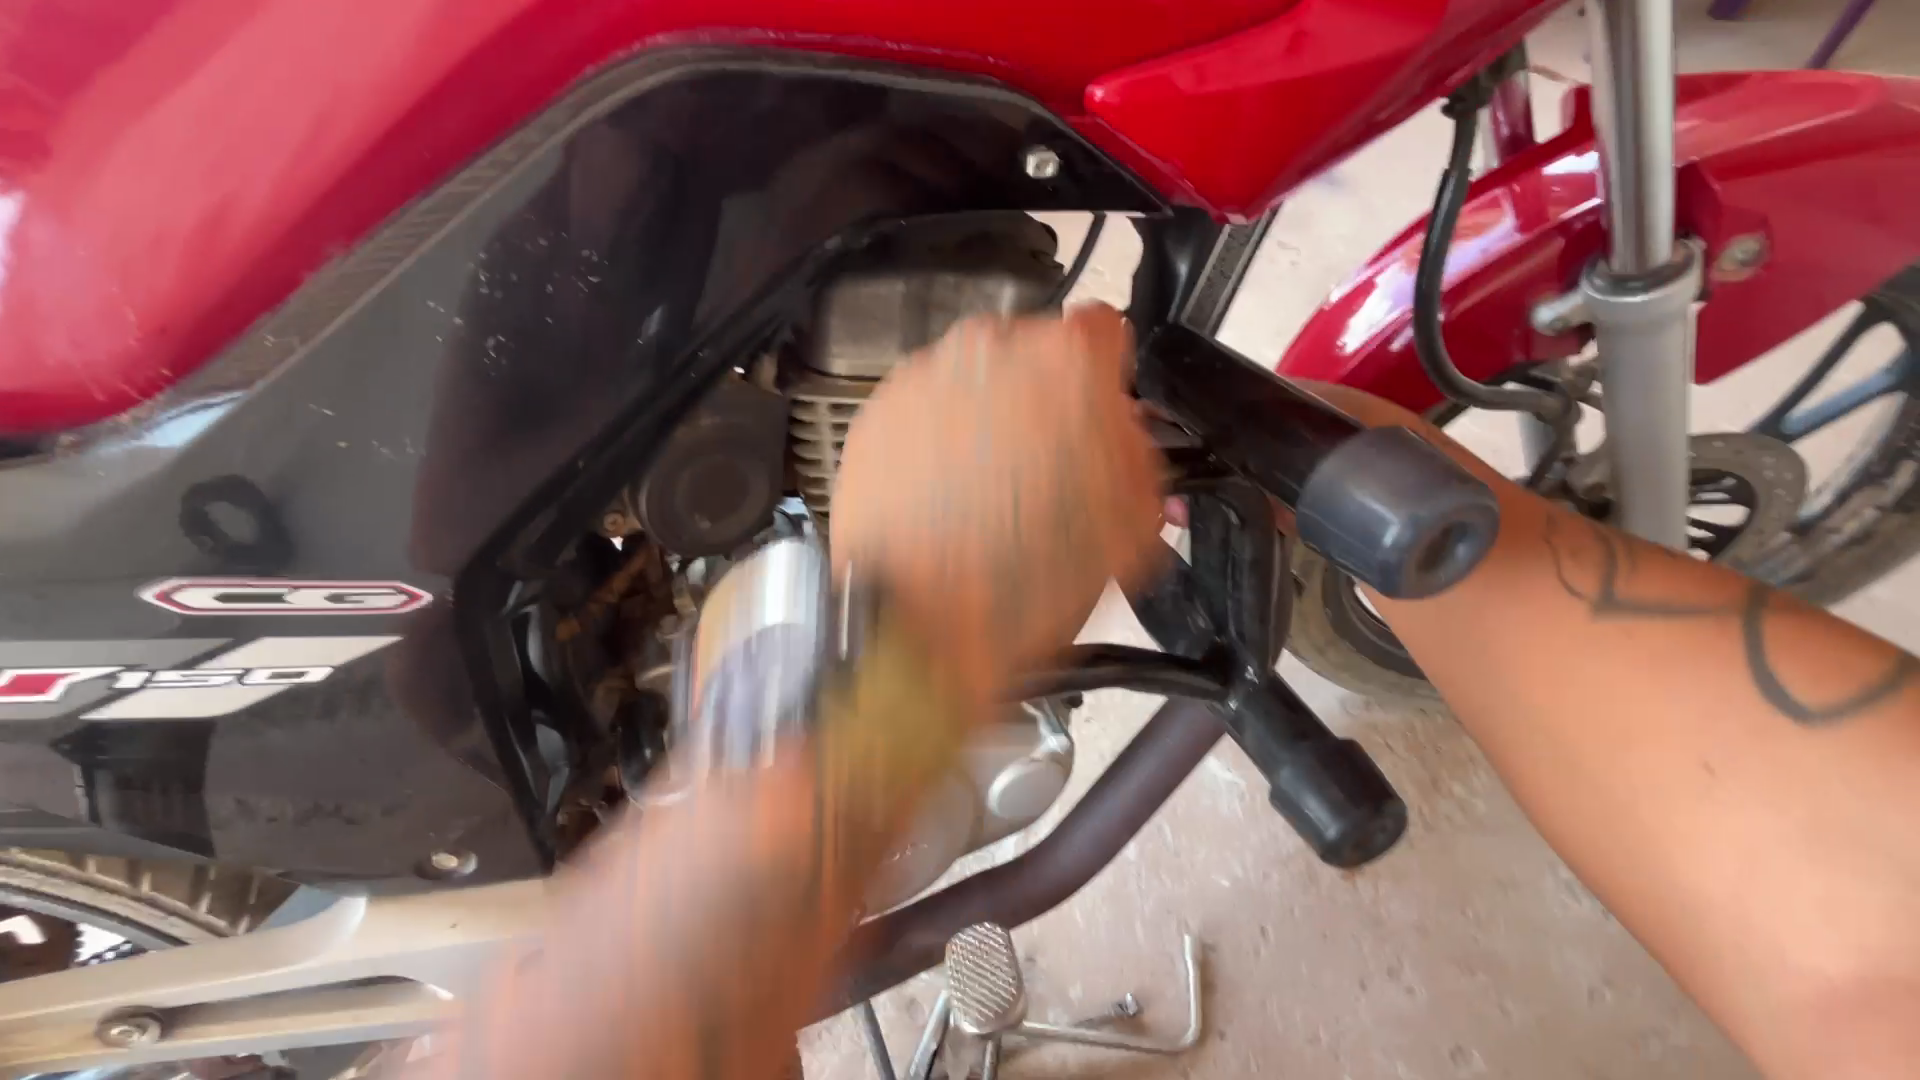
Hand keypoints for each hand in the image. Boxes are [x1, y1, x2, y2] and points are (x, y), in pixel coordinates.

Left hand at [831, 303, 1165, 702]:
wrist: (924, 629)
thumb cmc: (1020, 586)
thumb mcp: (1130, 523)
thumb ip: (1139, 452)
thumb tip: (1125, 429)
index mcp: (1067, 363)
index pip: (1104, 331)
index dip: (1106, 377)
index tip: (1098, 407)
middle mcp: (991, 352)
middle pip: (1034, 356)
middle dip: (1045, 401)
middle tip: (1045, 464)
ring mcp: (925, 380)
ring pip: (976, 384)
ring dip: (989, 421)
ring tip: (990, 493)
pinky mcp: (878, 414)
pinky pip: (923, 414)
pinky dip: (937, 442)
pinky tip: (947, 497)